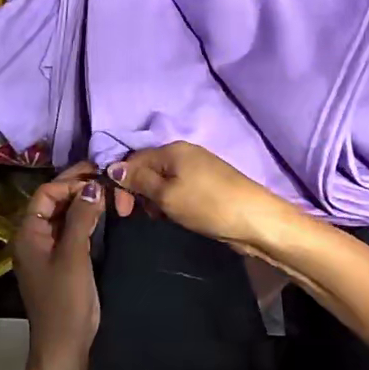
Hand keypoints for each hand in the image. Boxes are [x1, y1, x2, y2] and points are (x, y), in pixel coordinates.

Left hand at [11, 162, 107, 369]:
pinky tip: (105, 214)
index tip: (99, 179)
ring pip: (64, 215)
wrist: (64, 347)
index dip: (71, 182)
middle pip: (53, 201)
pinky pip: (71, 230)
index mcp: (28, 233)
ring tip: (110, 191)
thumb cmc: (65, 301)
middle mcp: (34, 237)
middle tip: (107, 176)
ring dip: (84, 202)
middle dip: (78, 187)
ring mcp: (47, 250)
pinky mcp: (61, 261)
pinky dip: (86, 219)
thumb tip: (92, 185)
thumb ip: (81, 218)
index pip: (46, 193)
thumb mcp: (74, 256)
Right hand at [106, 142, 300, 253]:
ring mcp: (197, 168)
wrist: (255, 220)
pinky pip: (177, 188)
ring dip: (153, 199)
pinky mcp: (207, 184)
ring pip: (162, 180)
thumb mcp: (166, 195)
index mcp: (171, 149)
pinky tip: (173, 216)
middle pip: (147, 168)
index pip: (133, 159)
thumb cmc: (206, 205)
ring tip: (159, 218)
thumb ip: (139, 180)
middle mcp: (183, 153)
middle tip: (137, 216)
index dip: (121, 183)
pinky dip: (169, 201)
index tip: (122, 211)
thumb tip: (113, 168)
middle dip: (137, 191)